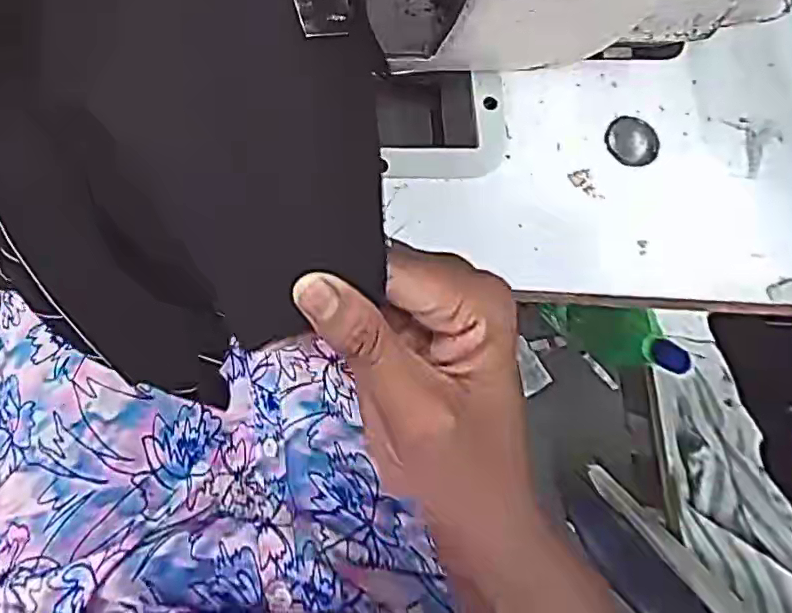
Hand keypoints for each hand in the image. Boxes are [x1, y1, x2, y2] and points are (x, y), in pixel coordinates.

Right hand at [292, 245, 539, 562]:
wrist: (480, 526)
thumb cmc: (466, 480)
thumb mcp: (408, 409)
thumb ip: (361, 339)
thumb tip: (315, 286)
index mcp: (480, 300)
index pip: (393, 265)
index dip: (346, 284)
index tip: (310, 304)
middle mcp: (467, 291)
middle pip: (382, 268)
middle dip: (347, 300)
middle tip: (332, 346)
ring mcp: (446, 305)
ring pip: (372, 284)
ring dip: (349, 318)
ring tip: (355, 363)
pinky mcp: (424, 321)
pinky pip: (374, 305)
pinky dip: (354, 329)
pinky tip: (358, 360)